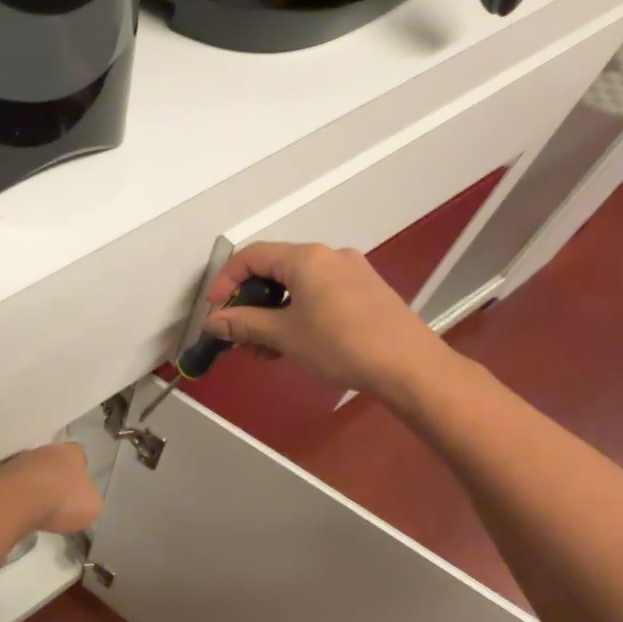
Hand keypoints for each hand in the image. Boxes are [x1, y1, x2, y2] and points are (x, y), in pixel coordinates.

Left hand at [0, 442, 103, 535]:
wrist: (17, 502)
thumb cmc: (62, 501)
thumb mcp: (92, 506)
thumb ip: (91, 498)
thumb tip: (85, 498)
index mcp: (71, 452)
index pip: (79, 454)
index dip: (80, 470)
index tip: (79, 487)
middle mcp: (46, 449)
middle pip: (54, 460)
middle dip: (56, 476)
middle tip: (59, 498)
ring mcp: (21, 459)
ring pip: (33, 470)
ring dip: (36, 484)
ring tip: (39, 507)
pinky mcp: (2, 473)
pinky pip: (16, 483)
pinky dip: (20, 494)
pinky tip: (23, 509)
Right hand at [202, 242, 454, 395]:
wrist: (409, 366)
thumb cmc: (340, 344)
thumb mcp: (284, 335)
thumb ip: (244, 324)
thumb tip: (213, 322)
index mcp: (306, 257)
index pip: (251, 256)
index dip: (225, 281)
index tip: (216, 312)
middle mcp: (329, 255)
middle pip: (275, 269)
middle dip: (251, 303)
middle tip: (240, 336)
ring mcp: (352, 271)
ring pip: (298, 285)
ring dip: (273, 313)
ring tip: (266, 349)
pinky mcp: (367, 291)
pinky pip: (320, 293)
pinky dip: (298, 313)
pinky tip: (296, 344)